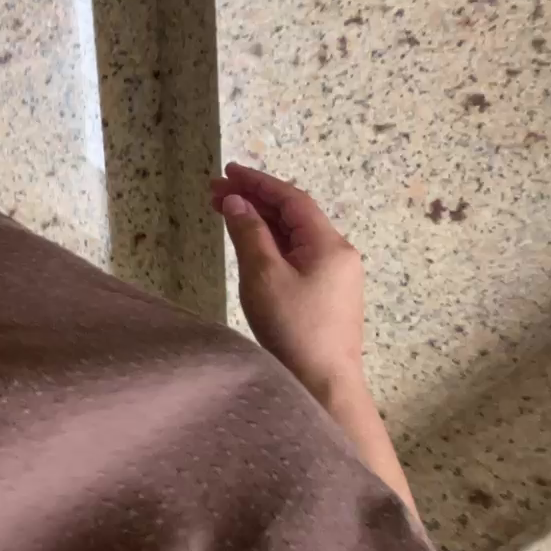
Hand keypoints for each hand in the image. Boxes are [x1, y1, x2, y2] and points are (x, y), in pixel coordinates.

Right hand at [210, 162, 367, 401]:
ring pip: (291, 232)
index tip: (226, 171)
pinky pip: (292, 250)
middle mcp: (336, 253)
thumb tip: (237, 201)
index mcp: (329, 245)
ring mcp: (331, 273)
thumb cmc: (292, 323)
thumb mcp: (264, 273)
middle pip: (292, 214)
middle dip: (254, 197)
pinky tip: (246, 237)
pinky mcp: (322, 290)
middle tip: (214, 189)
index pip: (292, 199)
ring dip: (258, 216)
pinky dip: (266, 236)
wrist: (322, 379)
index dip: (258, 181)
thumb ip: (250, 232)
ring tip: (222, 207)